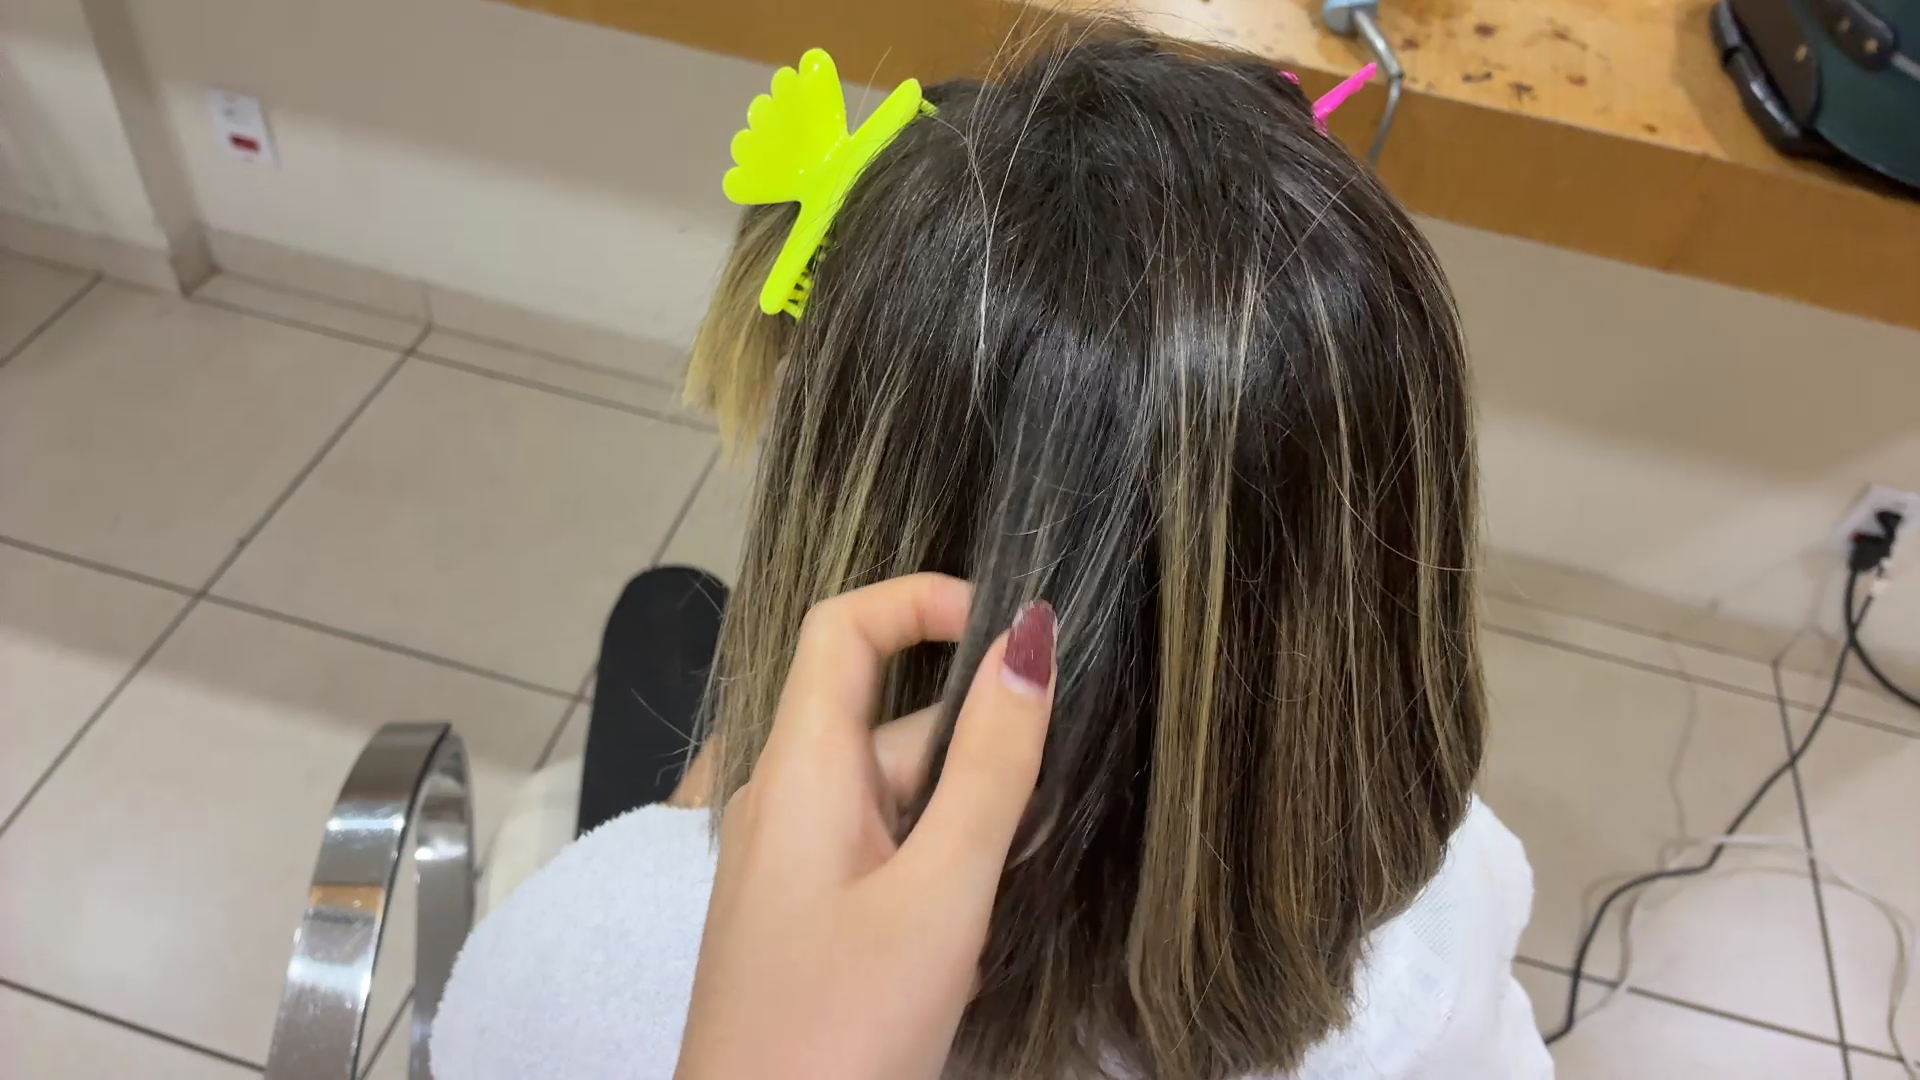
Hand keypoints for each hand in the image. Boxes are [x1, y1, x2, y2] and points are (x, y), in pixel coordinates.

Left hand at [674, 574, 1056, 1079]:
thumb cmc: (846, 1028)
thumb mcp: (942, 891)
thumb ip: (991, 762)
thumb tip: (1029, 640)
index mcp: (802, 763)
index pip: (843, 625)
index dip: (919, 599)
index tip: (1002, 626)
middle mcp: (789, 788)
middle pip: (889, 712)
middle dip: (973, 738)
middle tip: (1047, 792)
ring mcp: (795, 847)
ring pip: (896, 784)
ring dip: (964, 808)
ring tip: (1015, 874)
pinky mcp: (808, 897)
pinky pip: (883, 836)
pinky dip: (938, 850)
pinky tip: (972, 918)